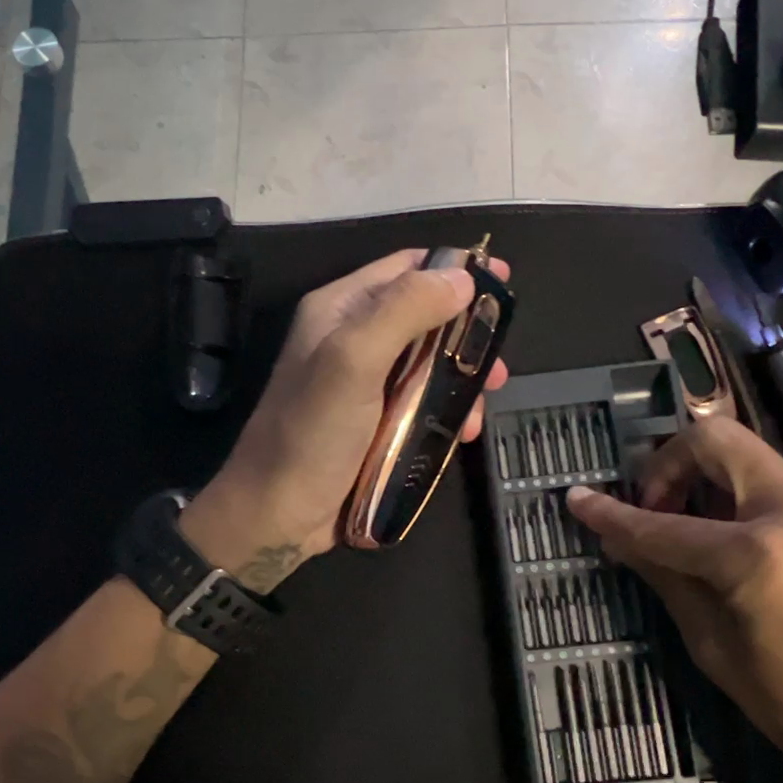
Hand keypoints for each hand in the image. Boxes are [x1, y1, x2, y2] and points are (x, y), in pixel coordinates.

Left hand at [181, 249, 509, 590]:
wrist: (278, 515)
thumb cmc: (311, 434)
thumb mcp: (354, 361)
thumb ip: (403, 311)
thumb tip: (461, 277)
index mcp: (341, 309)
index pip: (407, 268)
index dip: (455, 269)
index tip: (504, 281)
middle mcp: (354, 339)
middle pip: (427, 319)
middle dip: (467, 338)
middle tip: (497, 367)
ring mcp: (366, 385)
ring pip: (432, 367)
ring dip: (463, 384)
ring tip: (479, 412)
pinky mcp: (377, 424)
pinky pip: (424, 407)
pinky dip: (448, 415)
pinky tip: (463, 435)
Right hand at [565, 419, 782, 782]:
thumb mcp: (719, 653)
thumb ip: (671, 583)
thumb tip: (626, 544)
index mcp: (757, 553)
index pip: (663, 525)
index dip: (612, 514)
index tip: (578, 500)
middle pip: (722, 443)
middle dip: (671, 463)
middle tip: (654, 508)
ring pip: (761, 469)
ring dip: (715, 488)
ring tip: (699, 541)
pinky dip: (754, 512)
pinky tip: (753, 564)